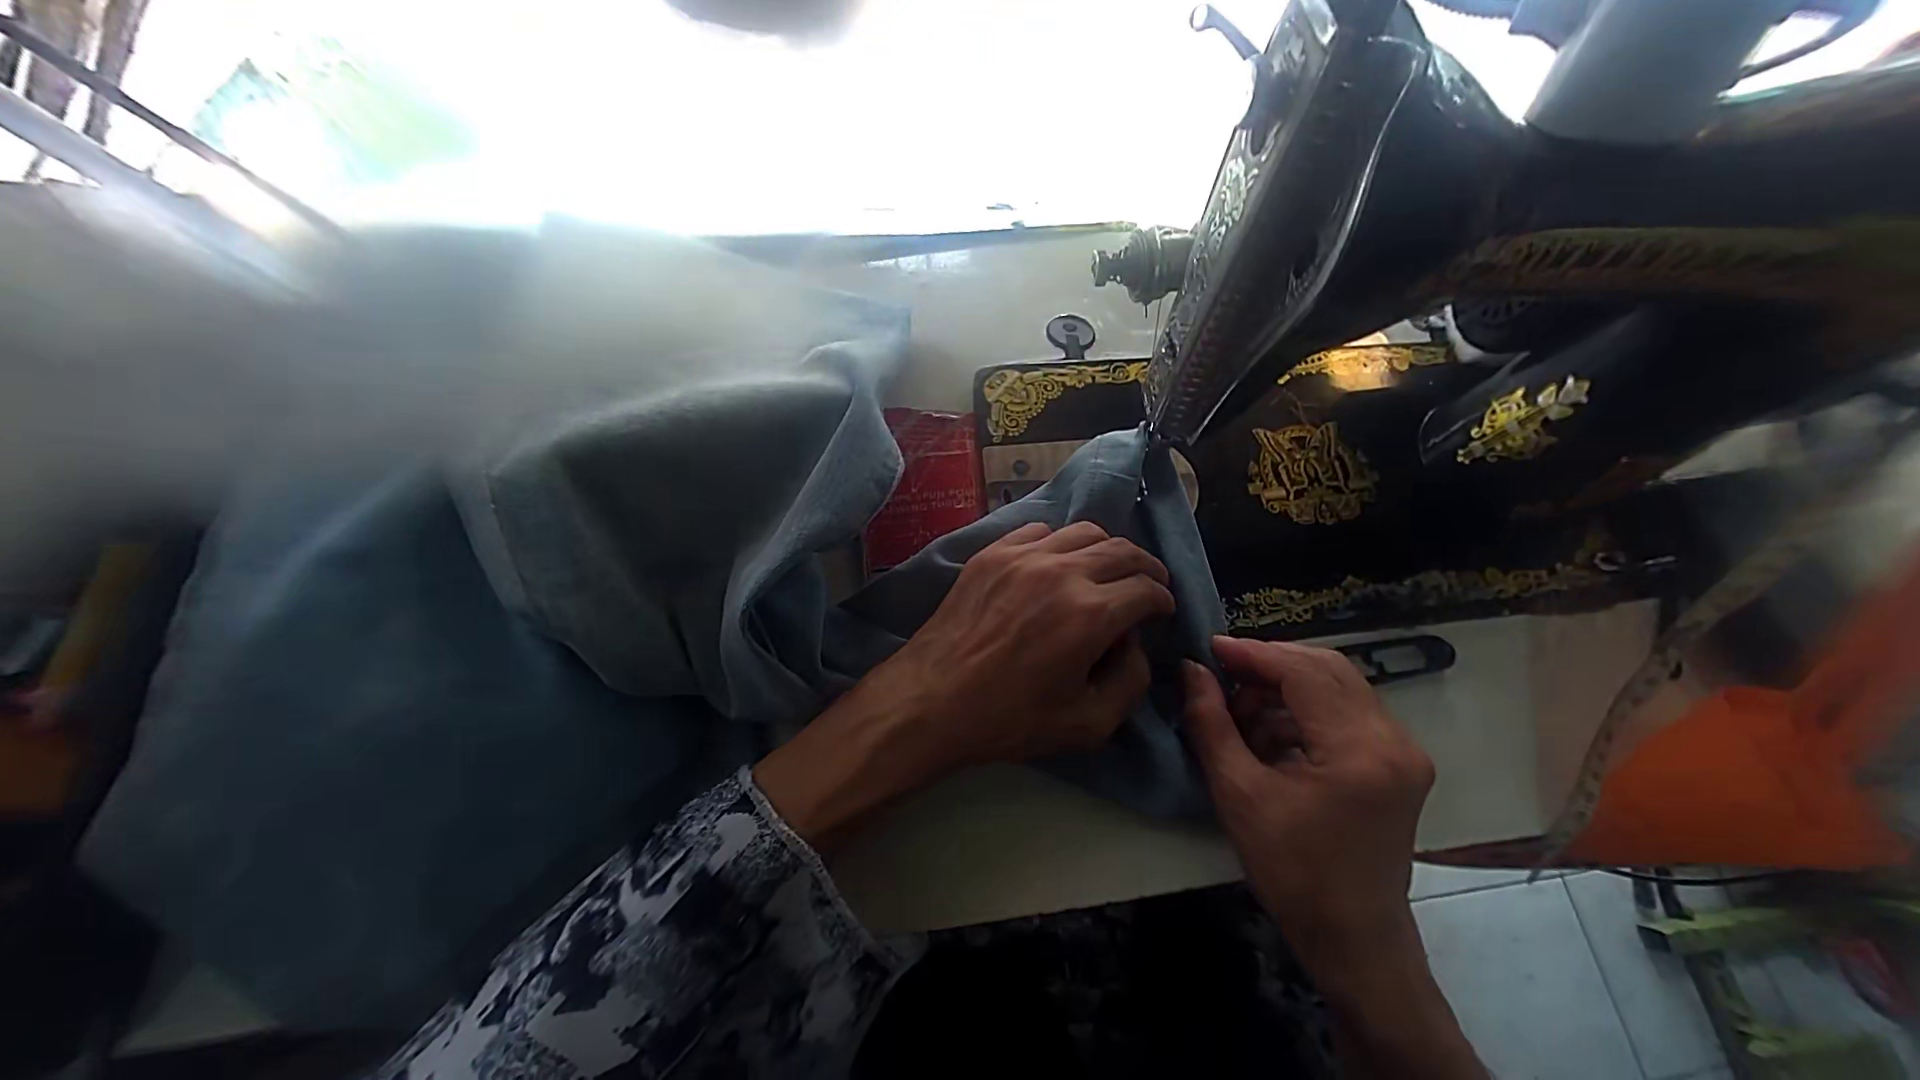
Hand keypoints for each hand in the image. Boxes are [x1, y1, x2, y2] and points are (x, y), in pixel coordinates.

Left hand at [756, 522, 1173, 850]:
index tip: (1162, 611)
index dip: (1164, 600)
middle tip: (1148, 587)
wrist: (932, 700)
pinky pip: (1039, 530)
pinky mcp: (992, 554)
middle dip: (1146, 569)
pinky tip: (1058, 564)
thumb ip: (1131, 681)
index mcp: (1091, 613)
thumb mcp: (1089, 724)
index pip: (1147, 589)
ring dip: (1108, 550)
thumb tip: (1134, 642)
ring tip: (1108, 571)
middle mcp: (1061, 571)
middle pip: (1123, 551)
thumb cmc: (1010, 719)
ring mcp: (1022, 556)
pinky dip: (1061, 542)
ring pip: (1084, 532)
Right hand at [1185, 639, 1483, 1077]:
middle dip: (1268, 664)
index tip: (1208, 647)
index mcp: (1359, 751)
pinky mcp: (1398, 761)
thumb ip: (1211, 723)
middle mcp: (1394, 740)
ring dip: (1285, 687)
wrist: (1352, 936)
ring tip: (1240, 712)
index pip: (1303, 673)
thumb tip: (1191, 670)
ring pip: (1337, 685)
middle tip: (1222, 674)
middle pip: (1326, 668)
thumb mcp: (1237, 793)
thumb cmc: (1291, 871)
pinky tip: (1269, 732)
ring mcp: (1403, 750)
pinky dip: (1303, 709)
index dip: (1252, 653)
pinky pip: (1346, 710)